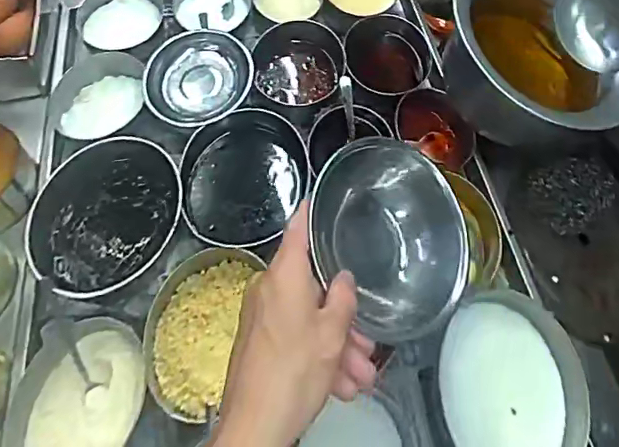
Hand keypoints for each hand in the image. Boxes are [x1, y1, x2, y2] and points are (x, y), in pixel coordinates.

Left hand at [214, 203, 377, 446]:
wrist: (253, 430)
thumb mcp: (332, 334)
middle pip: (312, 286)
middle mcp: (268, 290)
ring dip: (335, 345)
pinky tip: (341, 385)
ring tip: (360, 375)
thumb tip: (343, 280)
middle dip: (342, 314)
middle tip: (365, 341)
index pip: (298, 229)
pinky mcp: (259, 345)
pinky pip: (295, 338)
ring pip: (307, 318)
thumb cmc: (292, 375)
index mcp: (284, 275)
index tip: (317, 196)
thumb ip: (343, 299)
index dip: (310, 211)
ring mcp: (262, 318)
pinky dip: (317, 356)